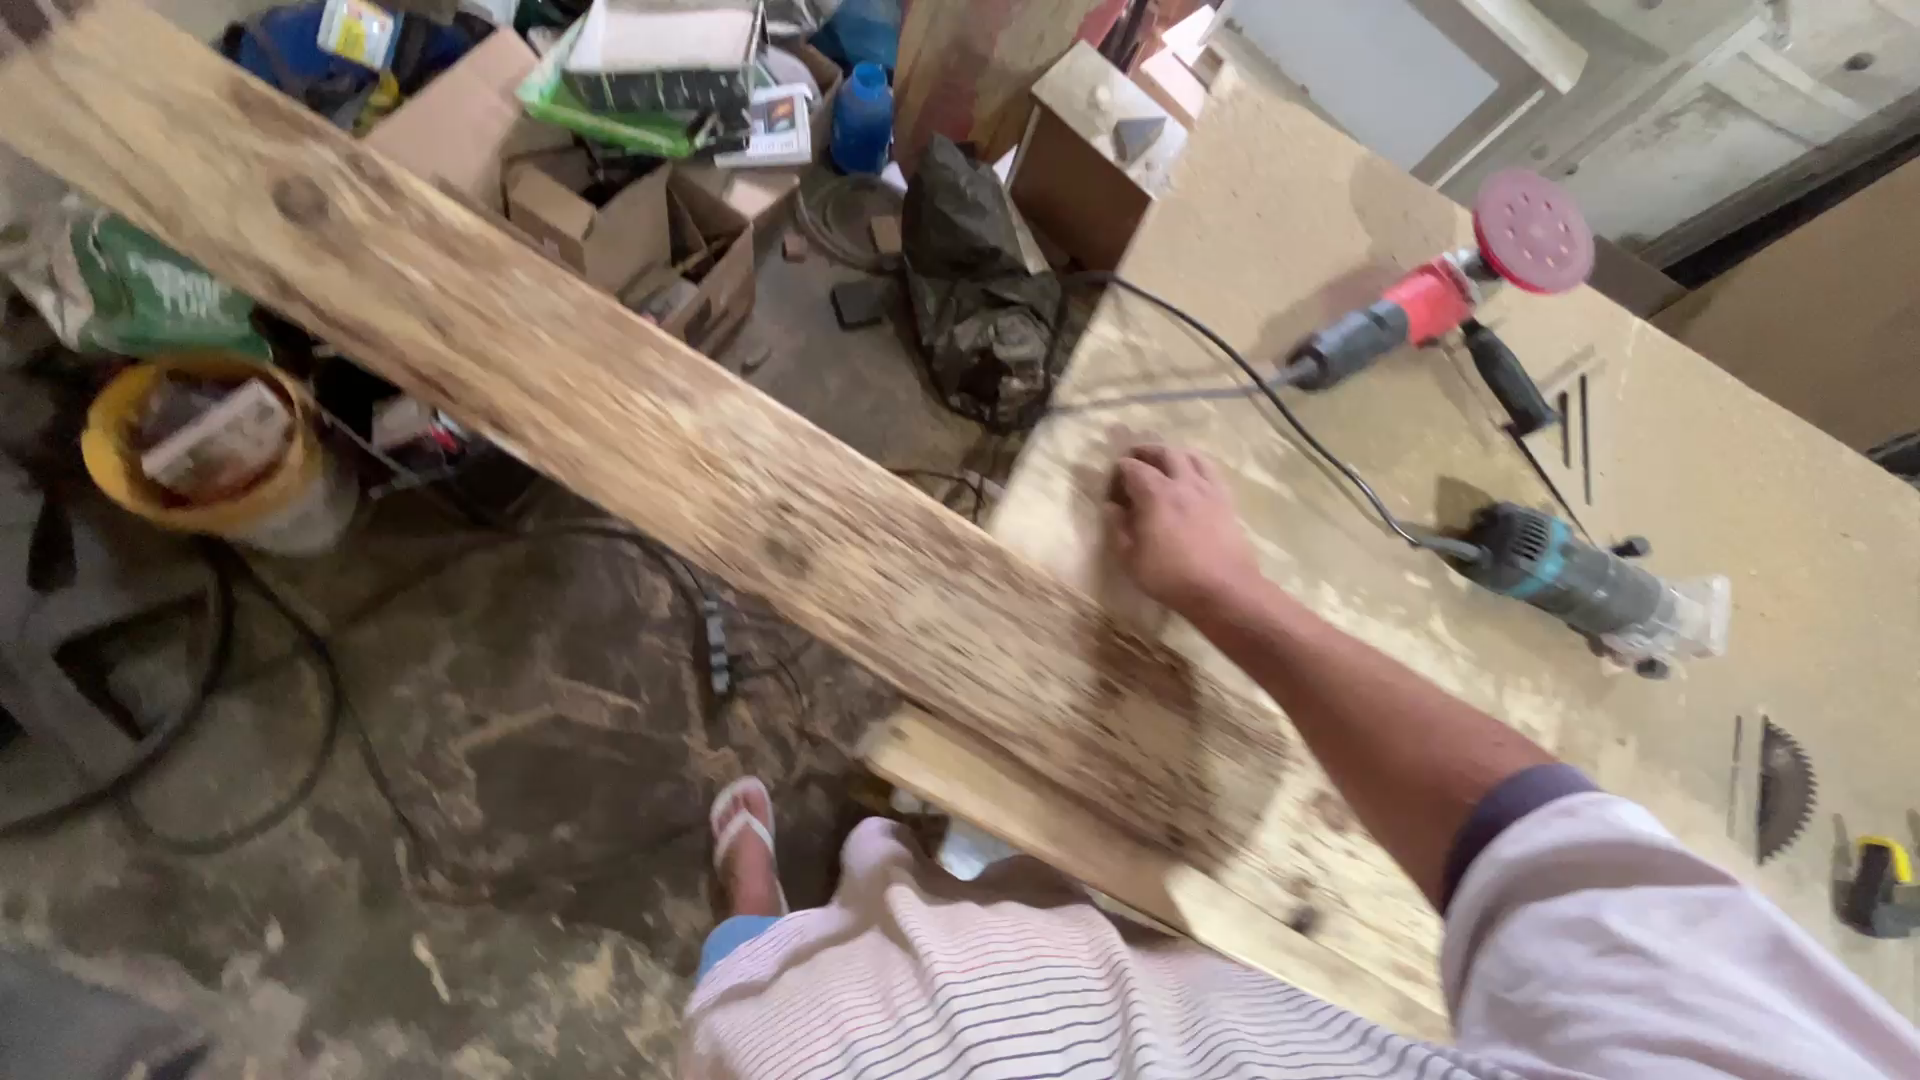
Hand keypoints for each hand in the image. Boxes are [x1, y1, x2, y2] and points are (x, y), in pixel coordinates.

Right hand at [1106, 443, 1261, 617]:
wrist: (1223, 589)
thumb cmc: (1170, 577)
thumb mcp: (1130, 559)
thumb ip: (1118, 528)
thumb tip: (1112, 507)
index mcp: (1155, 494)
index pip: (1133, 468)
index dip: (1119, 470)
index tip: (1113, 481)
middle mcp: (1183, 483)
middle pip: (1165, 452)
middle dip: (1146, 451)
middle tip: (1135, 458)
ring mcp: (1208, 489)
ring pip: (1192, 456)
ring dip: (1174, 454)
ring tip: (1165, 462)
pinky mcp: (1226, 500)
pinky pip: (1212, 471)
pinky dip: (1197, 466)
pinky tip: (1193, 479)